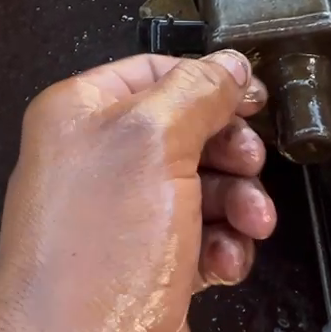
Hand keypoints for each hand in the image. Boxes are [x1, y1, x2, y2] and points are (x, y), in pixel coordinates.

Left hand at [0, 51, 274, 331]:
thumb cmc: (97, 253)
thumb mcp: (152, 143)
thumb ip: (196, 92)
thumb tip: (229, 65)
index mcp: (79, 112)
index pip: (153, 71)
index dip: (206, 79)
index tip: (251, 93)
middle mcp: (94, 158)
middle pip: (183, 127)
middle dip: (227, 146)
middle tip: (250, 160)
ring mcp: (119, 216)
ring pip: (198, 184)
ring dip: (236, 200)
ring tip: (251, 221)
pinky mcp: (144, 267)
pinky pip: (198, 237)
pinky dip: (221, 246)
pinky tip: (225, 262)